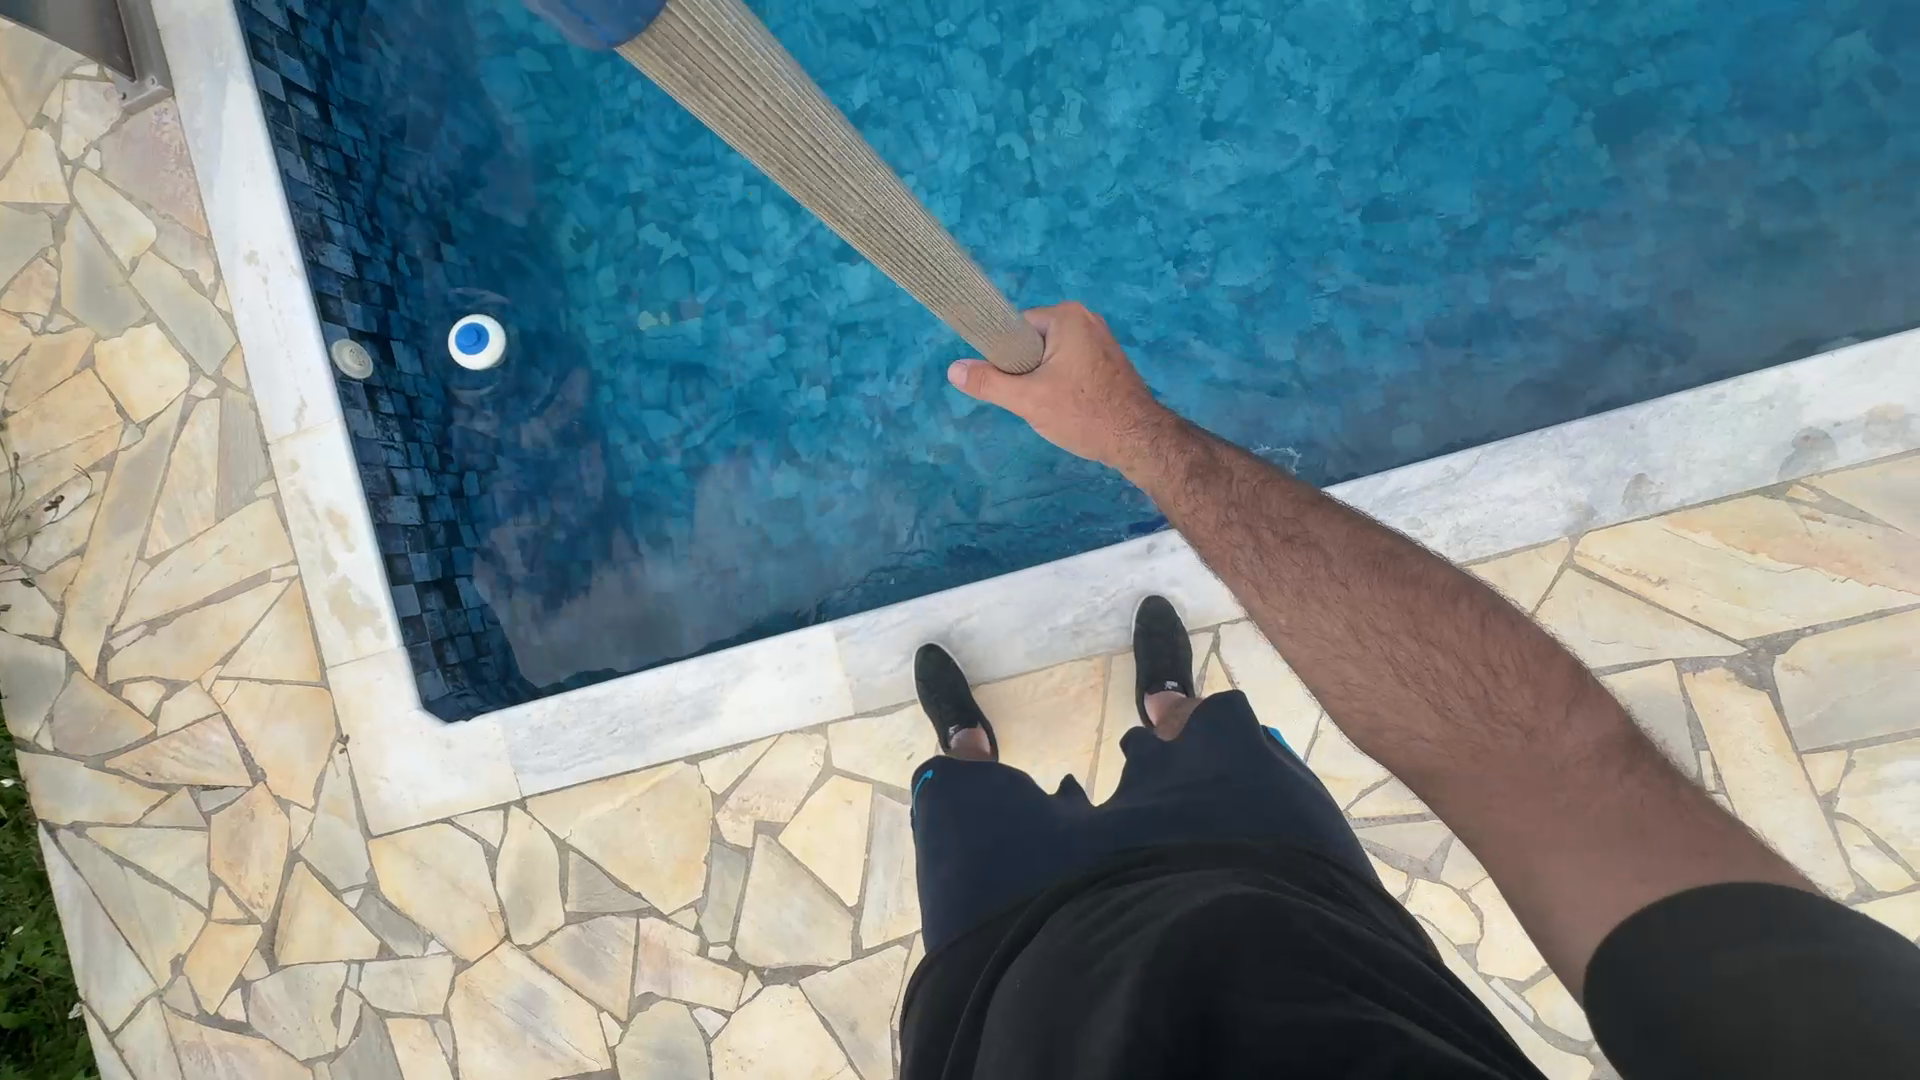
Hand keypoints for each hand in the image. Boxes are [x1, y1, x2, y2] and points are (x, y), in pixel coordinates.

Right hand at [947, 303, 1178, 471]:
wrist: (1138, 439)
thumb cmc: (1083, 413)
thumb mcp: (1027, 399)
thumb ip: (988, 382)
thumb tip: (953, 369)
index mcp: (1066, 316)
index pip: (1015, 327)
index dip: (1004, 356)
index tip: (1008, 383)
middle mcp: (1085, 318)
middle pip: (1032, 342)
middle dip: (1025, 372)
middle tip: (1031, 399)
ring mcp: (1100, 338)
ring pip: (1051, 357)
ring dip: (1043, 381)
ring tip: (1051, 406)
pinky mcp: (1108, 360)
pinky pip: (1070, 365)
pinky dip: (1062, 385)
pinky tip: (1068, 407)